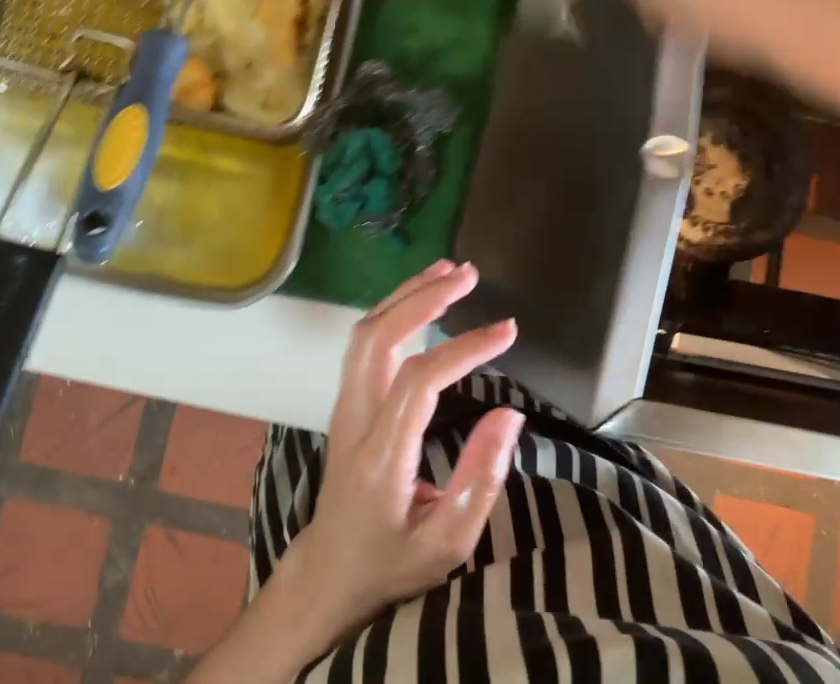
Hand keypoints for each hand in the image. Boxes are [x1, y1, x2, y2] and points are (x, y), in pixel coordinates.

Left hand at [276, 261, 523, 645]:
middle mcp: (354, 419)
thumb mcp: (447, 543)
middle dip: (423, 299)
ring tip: (449, 272)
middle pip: (377, 339)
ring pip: (365, 334)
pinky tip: (422, 300)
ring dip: (405, 296)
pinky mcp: (347, 402)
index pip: (418, 382)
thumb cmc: (391, 561)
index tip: (506, 332)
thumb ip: (480, 481)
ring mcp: (344, 406)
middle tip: (470, 275)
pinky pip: (364, 344)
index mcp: (381, 457)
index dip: (462, 349)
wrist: (330, 568)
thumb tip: (509, 416)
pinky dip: (393, 312)